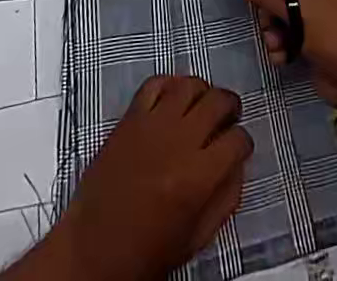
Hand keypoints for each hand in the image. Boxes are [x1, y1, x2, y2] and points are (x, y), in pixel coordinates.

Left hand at [43, 76, 251, 280]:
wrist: (92, 251)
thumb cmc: (146, 252)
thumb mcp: (197, 237)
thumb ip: (226, 197)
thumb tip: (236, 164)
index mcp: (197, 178)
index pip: (237, 140)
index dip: (244, 143)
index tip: (239, 147)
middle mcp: (177, 143)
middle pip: (217, 101)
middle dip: (230, 107)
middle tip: (228, 117)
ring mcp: (151, 126)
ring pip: (188, 85)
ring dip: (203, 91)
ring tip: (203, 104)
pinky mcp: (128, 120)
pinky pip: (153, 84)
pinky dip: (169, 84)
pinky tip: (173, 97)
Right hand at [221, 0, 336, 105]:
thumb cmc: (336, 35)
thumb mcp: (297, 8)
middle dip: (267, 13)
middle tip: (271, 25)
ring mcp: (313, 19)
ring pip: (276, 18)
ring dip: (272, 33)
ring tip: (279, 45)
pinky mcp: (310, 42)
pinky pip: (284, 37)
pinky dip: (280, 47)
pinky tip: (284, 58)